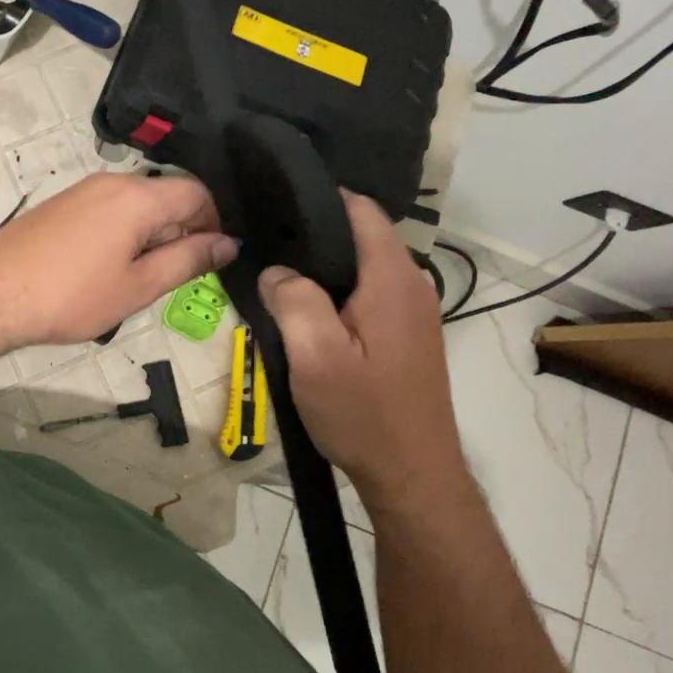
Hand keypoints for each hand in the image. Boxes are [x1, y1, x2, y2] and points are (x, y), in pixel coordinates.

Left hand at [0, 173, 238, 348]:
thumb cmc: (70, 296)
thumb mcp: (137, 287)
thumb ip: (187, 261)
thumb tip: (228, 243)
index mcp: (136, 196)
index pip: (197, 192)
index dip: (215, 222)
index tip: (211, 258)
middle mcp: (109, 181)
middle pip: (165, 195)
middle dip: (181, 230)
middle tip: (173, 275)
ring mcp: (79, 190)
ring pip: (135, 203)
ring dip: (149, 234)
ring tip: (136, 277)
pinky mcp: (58, 204)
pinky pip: (106, 208)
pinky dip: (121, 231)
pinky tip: (105, 267)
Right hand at [257, 192, 469, 514]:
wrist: (412, 474)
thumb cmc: (364, 413)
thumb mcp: (315, 355)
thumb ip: (293, 300)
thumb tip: (276, 270)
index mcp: (392, 280)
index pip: (360, 210)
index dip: (318, 198)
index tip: (271, 201)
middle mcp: (411, 285)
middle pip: (359, 237)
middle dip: (311, 234)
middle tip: (260, 243)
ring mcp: (412, 311)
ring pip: (359, 268)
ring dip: (320, 268)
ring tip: (273, 274)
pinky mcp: (405, 335)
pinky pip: (365, 293)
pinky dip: (335, 292)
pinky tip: (303, 312)